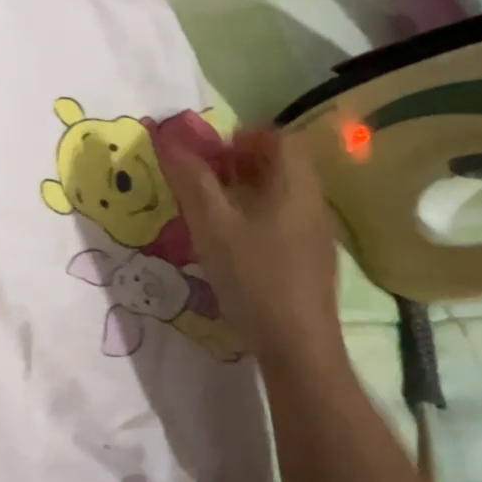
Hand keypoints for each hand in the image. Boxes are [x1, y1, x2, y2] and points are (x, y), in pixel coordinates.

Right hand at [153, 121, 342, 369]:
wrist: (296, 345)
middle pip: (280, 164)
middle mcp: (312, 203)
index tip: (209, 152)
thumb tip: (166, 136)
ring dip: (244, 189)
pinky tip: (229, 241)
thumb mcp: (210, 222)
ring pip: (280, 193)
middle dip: (238, 161)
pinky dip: (255, 215)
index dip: (243, 135)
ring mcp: (315, 234)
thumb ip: (188, 177)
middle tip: (201, 177)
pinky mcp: (310, 259)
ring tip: (208, 208)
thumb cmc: (253, 274)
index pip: (279, 138)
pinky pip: (283, 219)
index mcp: (295, 187)